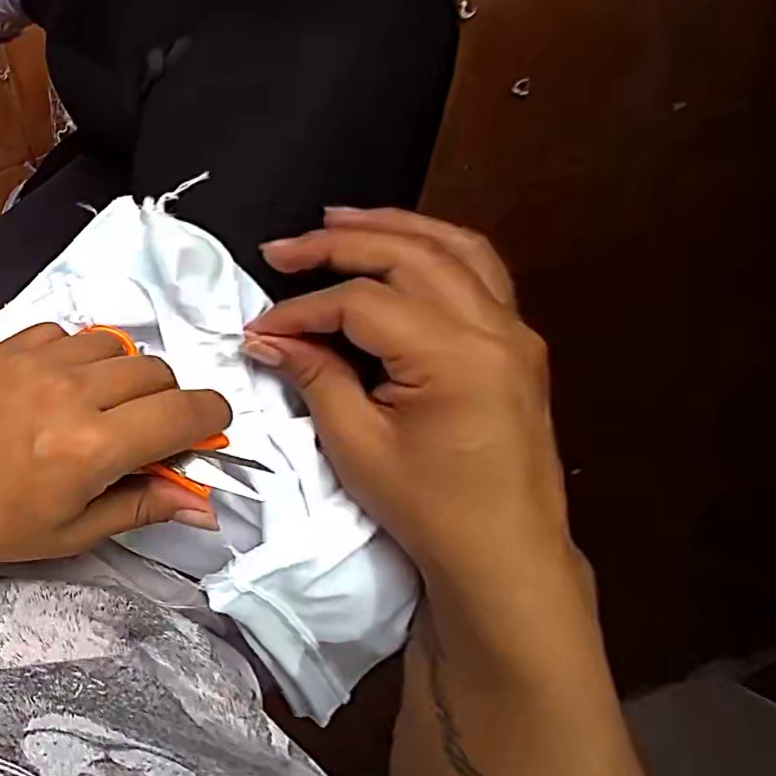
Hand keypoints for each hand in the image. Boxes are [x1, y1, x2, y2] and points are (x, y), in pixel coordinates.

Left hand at [0, 322, 232, 565]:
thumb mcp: (75, 531)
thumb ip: (145, 506)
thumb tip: (202, 506)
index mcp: (92, 447)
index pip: (185, 412)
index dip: (211, 419)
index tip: (207, 429)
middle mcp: (71, 393)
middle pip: (160, 372)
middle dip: (167, 402)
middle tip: (143, 432)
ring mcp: (39, 361)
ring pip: (119, 346)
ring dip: (125, 376)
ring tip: (100, 407)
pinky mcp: (12, 345)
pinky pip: (71, 333)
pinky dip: (80, 356)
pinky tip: (60, 386)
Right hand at [243, 208, 582, 609]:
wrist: (505, 556)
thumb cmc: (430, 509)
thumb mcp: (357, 443)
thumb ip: (314, 375)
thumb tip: (268, 339)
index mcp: (455, 357)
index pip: (361, 303)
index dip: (301, 311)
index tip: (260, 331)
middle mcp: (494, 328)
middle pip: (407, 254)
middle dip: (337, 243)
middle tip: (283, 248)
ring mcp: (514, 330)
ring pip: (451, 246)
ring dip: (390, 226)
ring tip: (337, 218)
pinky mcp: (516, 341)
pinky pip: (476, 269)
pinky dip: (431, 246)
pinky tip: (400, 245)